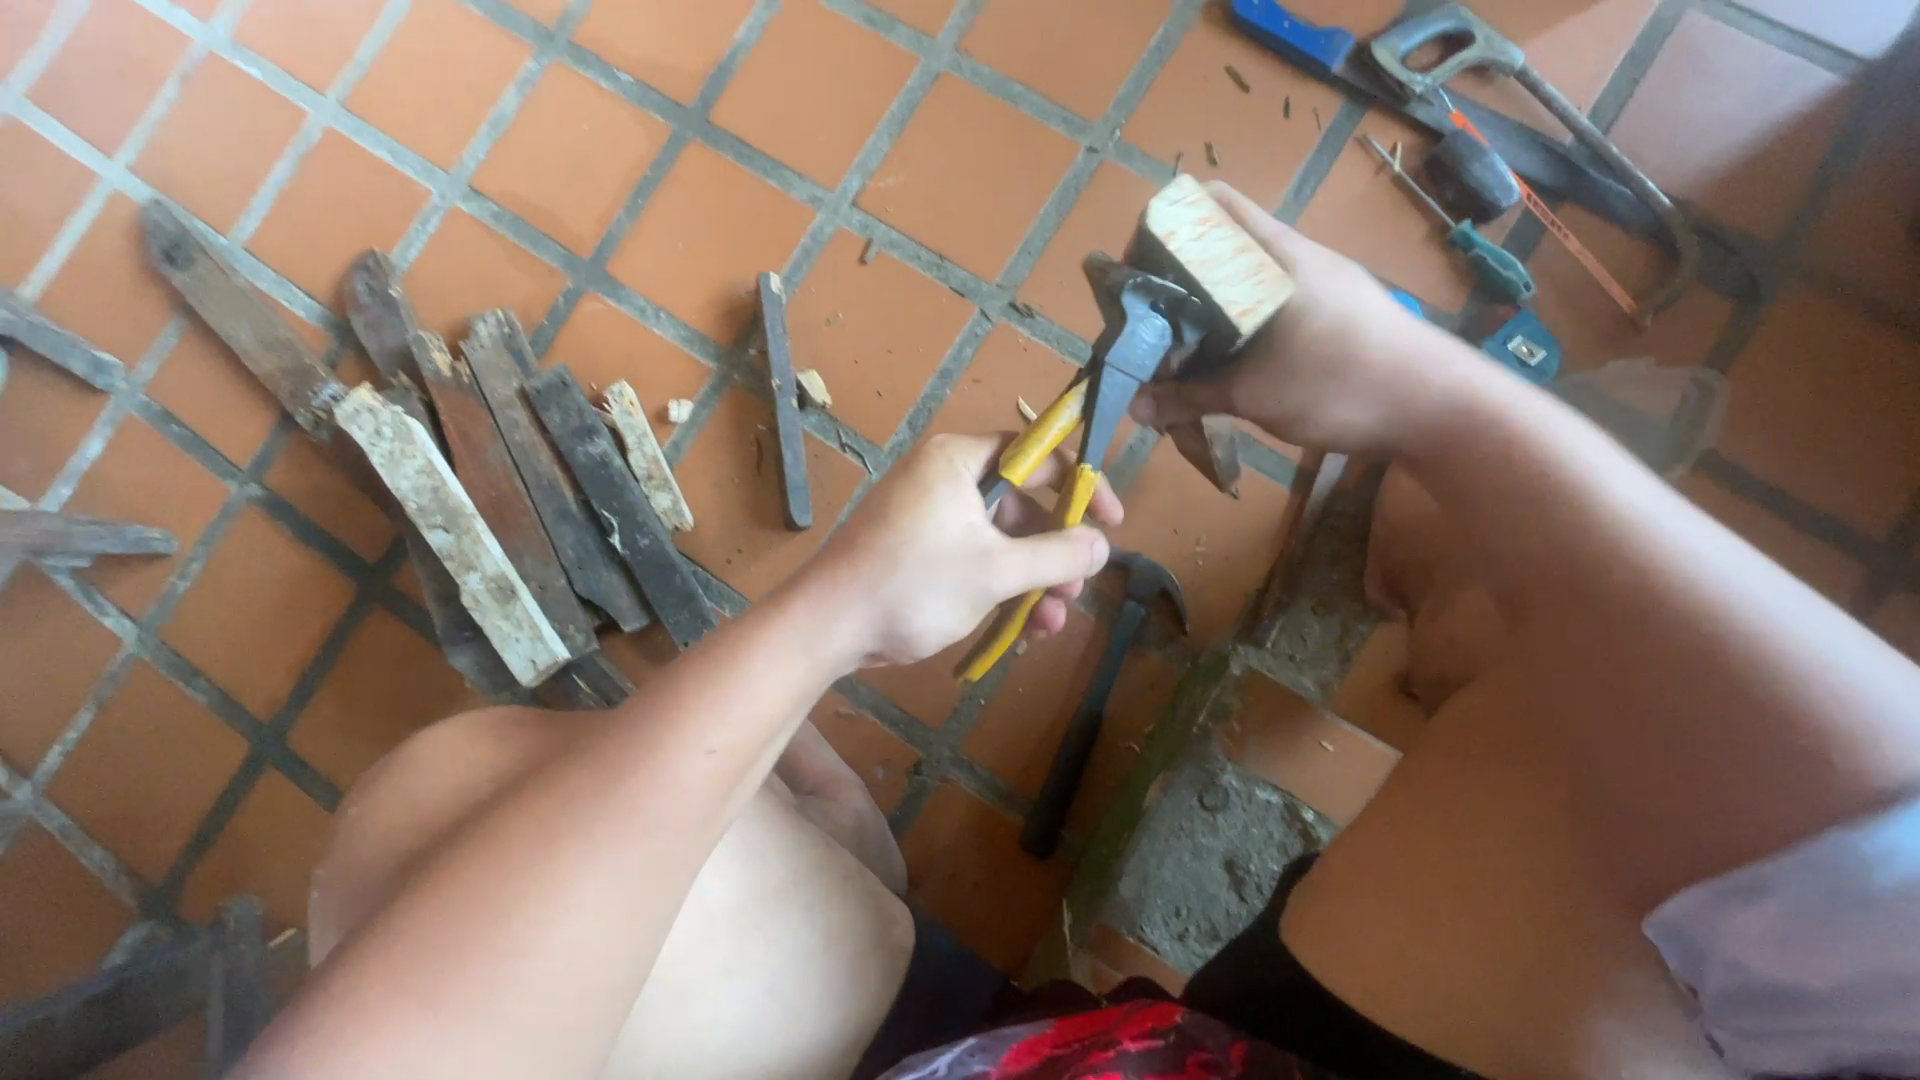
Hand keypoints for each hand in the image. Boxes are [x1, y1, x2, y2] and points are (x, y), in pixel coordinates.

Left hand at [800, 434, 1119, 667]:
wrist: (828, 626)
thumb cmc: (913, 584)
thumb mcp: (995, 570)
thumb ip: (1055, 555)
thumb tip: (1102, 546)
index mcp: (958, 460)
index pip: (1036, 453)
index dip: (1080, 484)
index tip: (1110, 520)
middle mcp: (944, 479)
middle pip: (1021, 505)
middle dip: (1053, 552)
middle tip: (1074, 591)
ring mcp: (929, 517)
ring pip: (999, 541)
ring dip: (1030, 581)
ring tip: (1049, 624)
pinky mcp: (918, 552)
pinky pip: (973, 560)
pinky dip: (998, 588)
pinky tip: (1021, 629)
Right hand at [1129, 181, 1482, 456]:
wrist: (1439, 409)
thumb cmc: (1340, 383)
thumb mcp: (1253, 394)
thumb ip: (1188, 396)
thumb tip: (1134, 407)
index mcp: (1274, 255)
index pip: (1210, 204)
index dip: (1165, 226)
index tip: (1135, 274)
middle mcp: (1294, 260)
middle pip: (1220, 249)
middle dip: (1177, 284)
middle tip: (1149, 329)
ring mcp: (1317, 287)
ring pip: (1243, 286)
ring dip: (1207, 316)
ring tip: (1180, 356)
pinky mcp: (1331, 317)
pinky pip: (1266, 312)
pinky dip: (1236, 334)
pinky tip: (1226, 370)